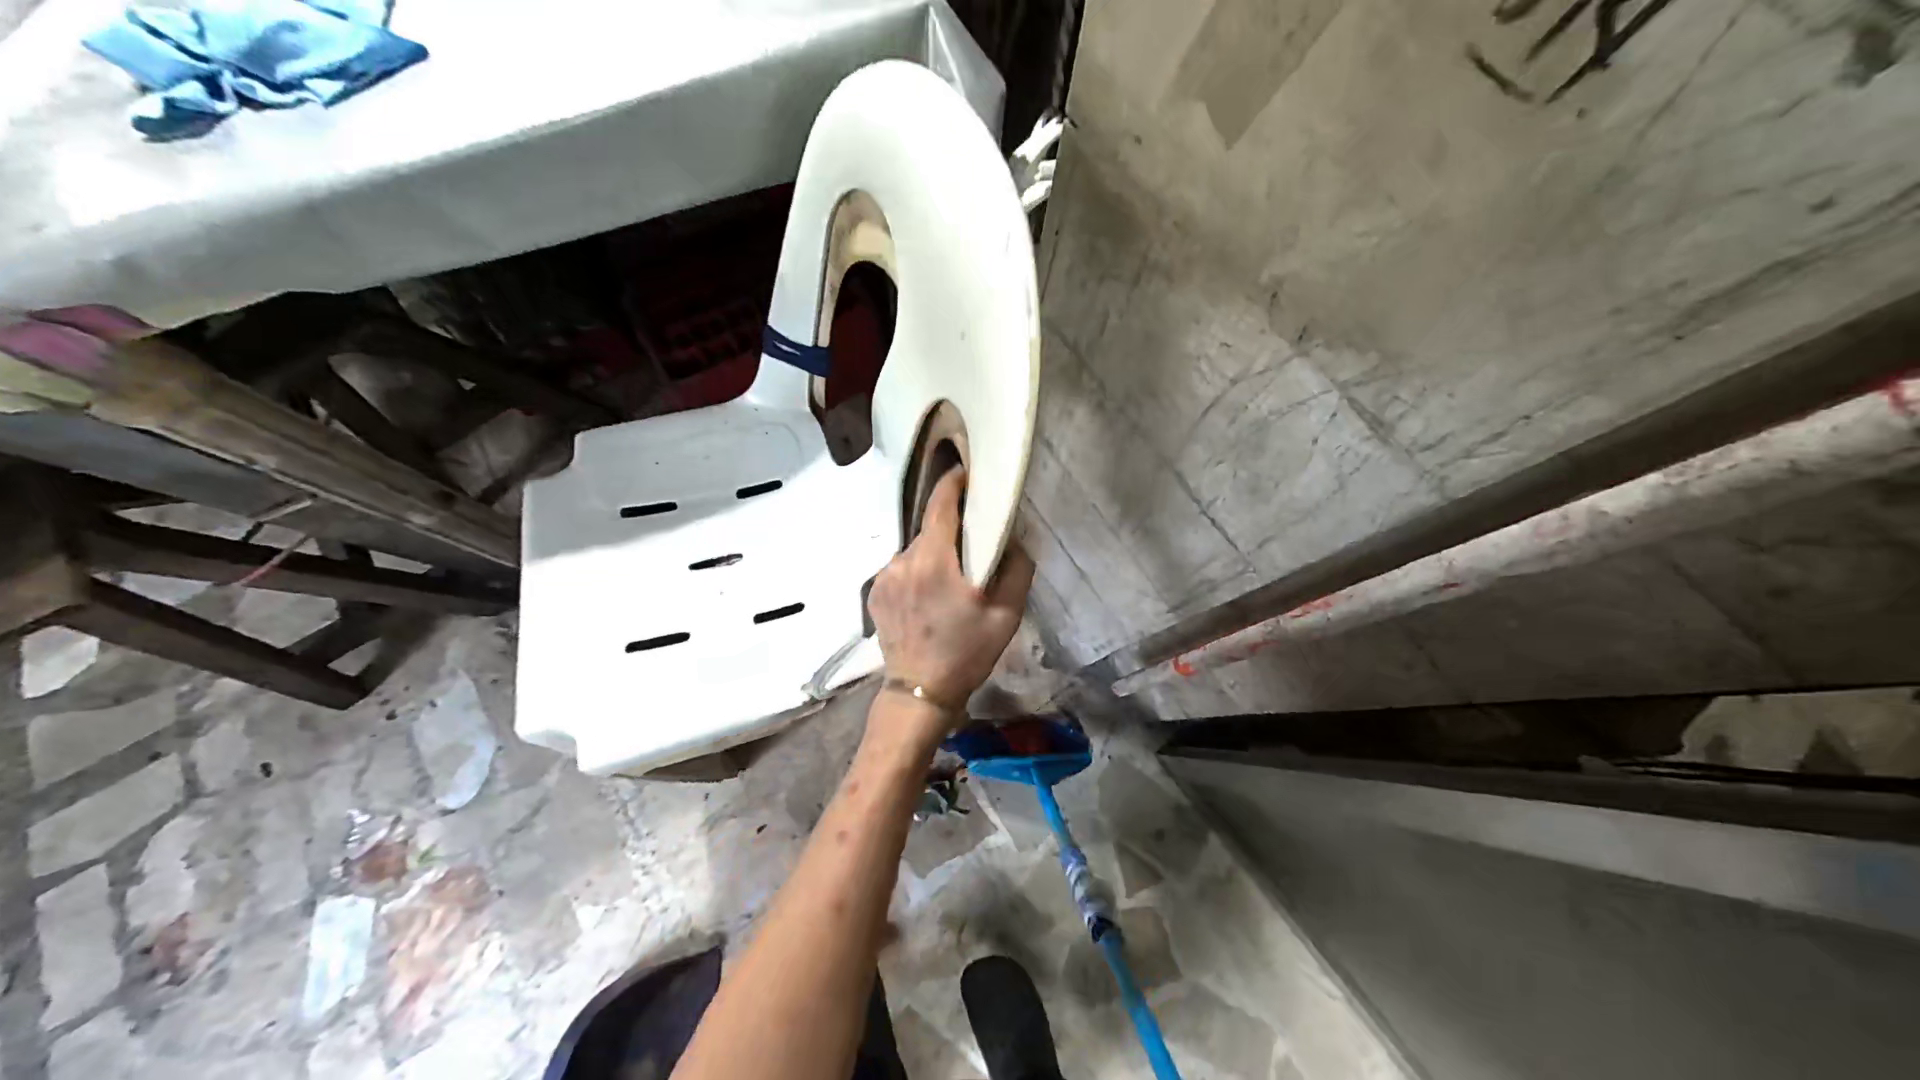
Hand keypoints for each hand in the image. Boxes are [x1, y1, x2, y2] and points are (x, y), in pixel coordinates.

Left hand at [868, 466, 1034, 719]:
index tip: (968, 474)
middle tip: (971, 545)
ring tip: (948, 581)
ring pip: (915, 550)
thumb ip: (1016, 568)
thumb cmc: (967, 653)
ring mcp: (884, 577)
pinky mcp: (874, 592)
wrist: (920, 692)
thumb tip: (1012, 538)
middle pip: (930, 528)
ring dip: (933, 555)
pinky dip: (916, 573)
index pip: (941, 504)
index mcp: (935, 561)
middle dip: (950, 530)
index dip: (955, 483)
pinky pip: (901, 569)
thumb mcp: (1007, 614)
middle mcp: (903, 561)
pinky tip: (927, 598)